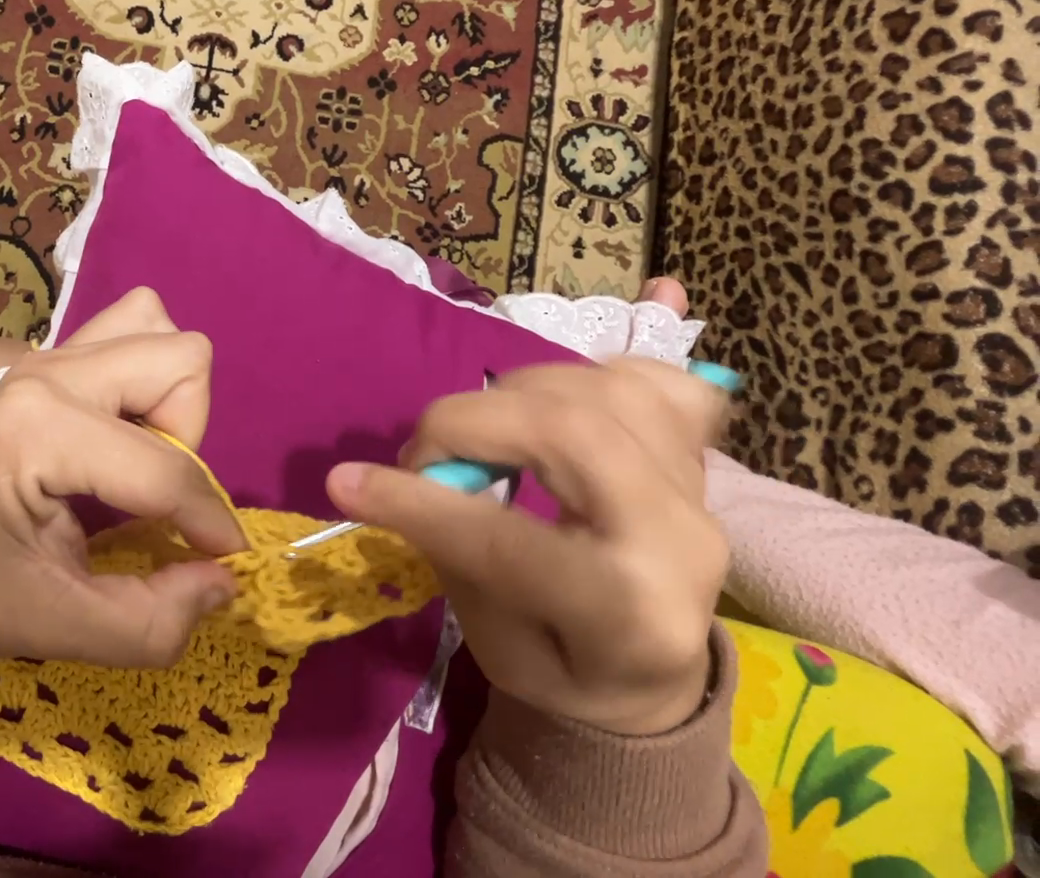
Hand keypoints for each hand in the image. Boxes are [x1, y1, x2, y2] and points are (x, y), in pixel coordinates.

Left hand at [0, 288, 246, 667]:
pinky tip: (123, 435)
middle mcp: (45, 373)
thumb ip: (153, 622)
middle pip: (181, 361)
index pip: (163, 466)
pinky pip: (130, 333)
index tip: (219, 562)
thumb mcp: (60, 628)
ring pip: (158, 330)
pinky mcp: (49, 360)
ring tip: (140, 457)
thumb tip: (226, 580)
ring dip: (171, 398)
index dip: (209, 521)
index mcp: (38, 431)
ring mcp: (45, 357)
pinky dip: (148, 379)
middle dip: (190, 439)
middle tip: (155, 499)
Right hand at [327, 358, 731, 735]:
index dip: (417, 503)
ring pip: (605, 390)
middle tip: (423, 456)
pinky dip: (594, 374)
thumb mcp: (497, 647)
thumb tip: (371, 482)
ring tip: (481, 434)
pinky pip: (658, 381)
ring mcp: (702, 491)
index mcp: (630, 616)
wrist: (655, 675)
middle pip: (572, 432)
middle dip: (466, 424)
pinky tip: (556, 403)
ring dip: (516, 394)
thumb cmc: (564, 673)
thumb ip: (450, 558)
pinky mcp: (701, 459)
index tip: (346, 483)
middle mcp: (682, 541)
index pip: (510, 540)